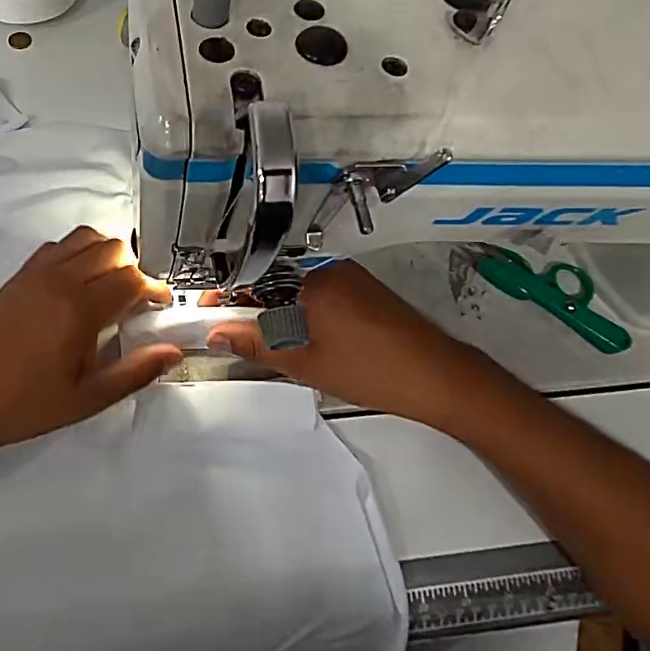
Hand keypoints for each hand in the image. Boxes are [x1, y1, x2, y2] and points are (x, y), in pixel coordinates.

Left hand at [0, 227, 180, 488]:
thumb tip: (172, 351)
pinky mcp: (19, 275)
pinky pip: (57, 246)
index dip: (154, 290)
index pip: (132, 279)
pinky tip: (76, 284)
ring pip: (85, 238)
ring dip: (106, 255)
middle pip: (113, 248)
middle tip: (134, 302)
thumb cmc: (23, 404)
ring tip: (108, 288)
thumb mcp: (86, 399)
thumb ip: (134, 372)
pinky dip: (77, 252)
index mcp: (79, 309)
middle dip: (134, 269)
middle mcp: (60, 280)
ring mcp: (36, 273)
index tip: (160, 307)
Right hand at [206, 262, 501, 429]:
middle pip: (274, 282)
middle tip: (236, 335)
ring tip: (273, 344)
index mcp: (314, 280)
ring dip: (278, 311)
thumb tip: (220, 335)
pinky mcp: (365, 292)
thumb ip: (256, 344)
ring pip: (296, 290)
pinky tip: (305, 340)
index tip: (209, 313)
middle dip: (252, 307)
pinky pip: (320, 295)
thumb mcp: (305, 362)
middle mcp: (333, 271)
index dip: (226, 298)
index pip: (255, 279)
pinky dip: (303, 313)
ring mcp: (352, 280)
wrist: (440, 379)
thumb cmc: (379, 370)